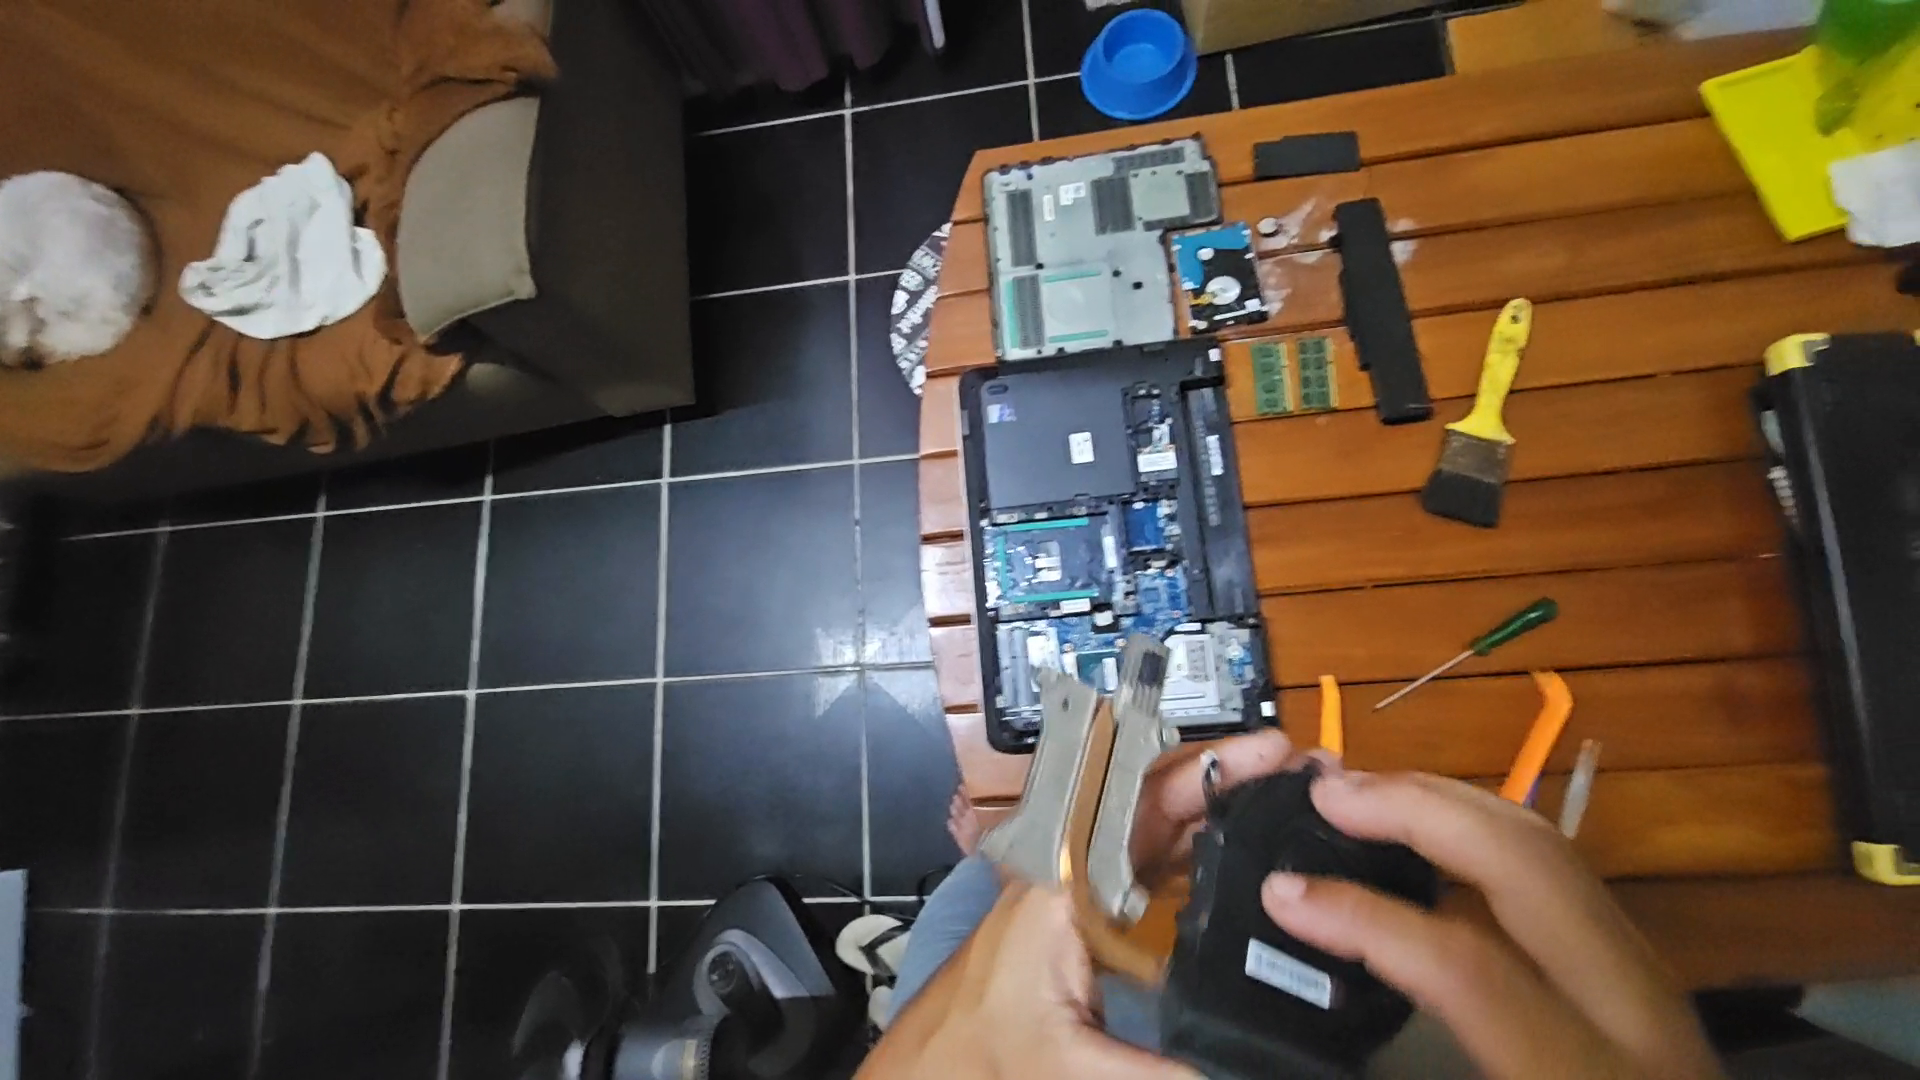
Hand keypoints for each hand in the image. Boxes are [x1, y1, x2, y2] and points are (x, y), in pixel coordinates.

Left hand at [859, 729, 1291, 1078]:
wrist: (943, 1059)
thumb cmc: (982, 1046)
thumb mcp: (1070, 1064)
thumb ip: (1157, 1069)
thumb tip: (1238, 1061)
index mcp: (1067, 881)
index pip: (1136, 802)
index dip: (1197, 772)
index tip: (1254, 756)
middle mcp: (1076, 869)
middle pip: (1152, 804)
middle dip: (1216, 777)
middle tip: (1281, 762)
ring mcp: (1085, 888)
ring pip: (1154, 829)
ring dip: (1209, 809)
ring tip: (1270, 796)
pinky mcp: (1092, 912)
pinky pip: (1150, 867)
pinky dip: (1193, 852)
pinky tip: (1232, 854)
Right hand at [1259, 771, 1724, 1079]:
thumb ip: (1405, 1057)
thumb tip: (1308, 970)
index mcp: (1588, 1069)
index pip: (1467, 966)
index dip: (1364, 918)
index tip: (1280, 893)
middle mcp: (1634, 1004)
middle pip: (1524, 858)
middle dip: (1414, 807)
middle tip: (1323, 794)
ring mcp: (1642, 971)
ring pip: (1538, 840)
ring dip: (1437, 800)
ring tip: (1355, 794)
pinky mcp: (1629, 957)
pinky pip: (1542, 859)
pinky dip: (1466, 824)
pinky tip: (1413, 828)